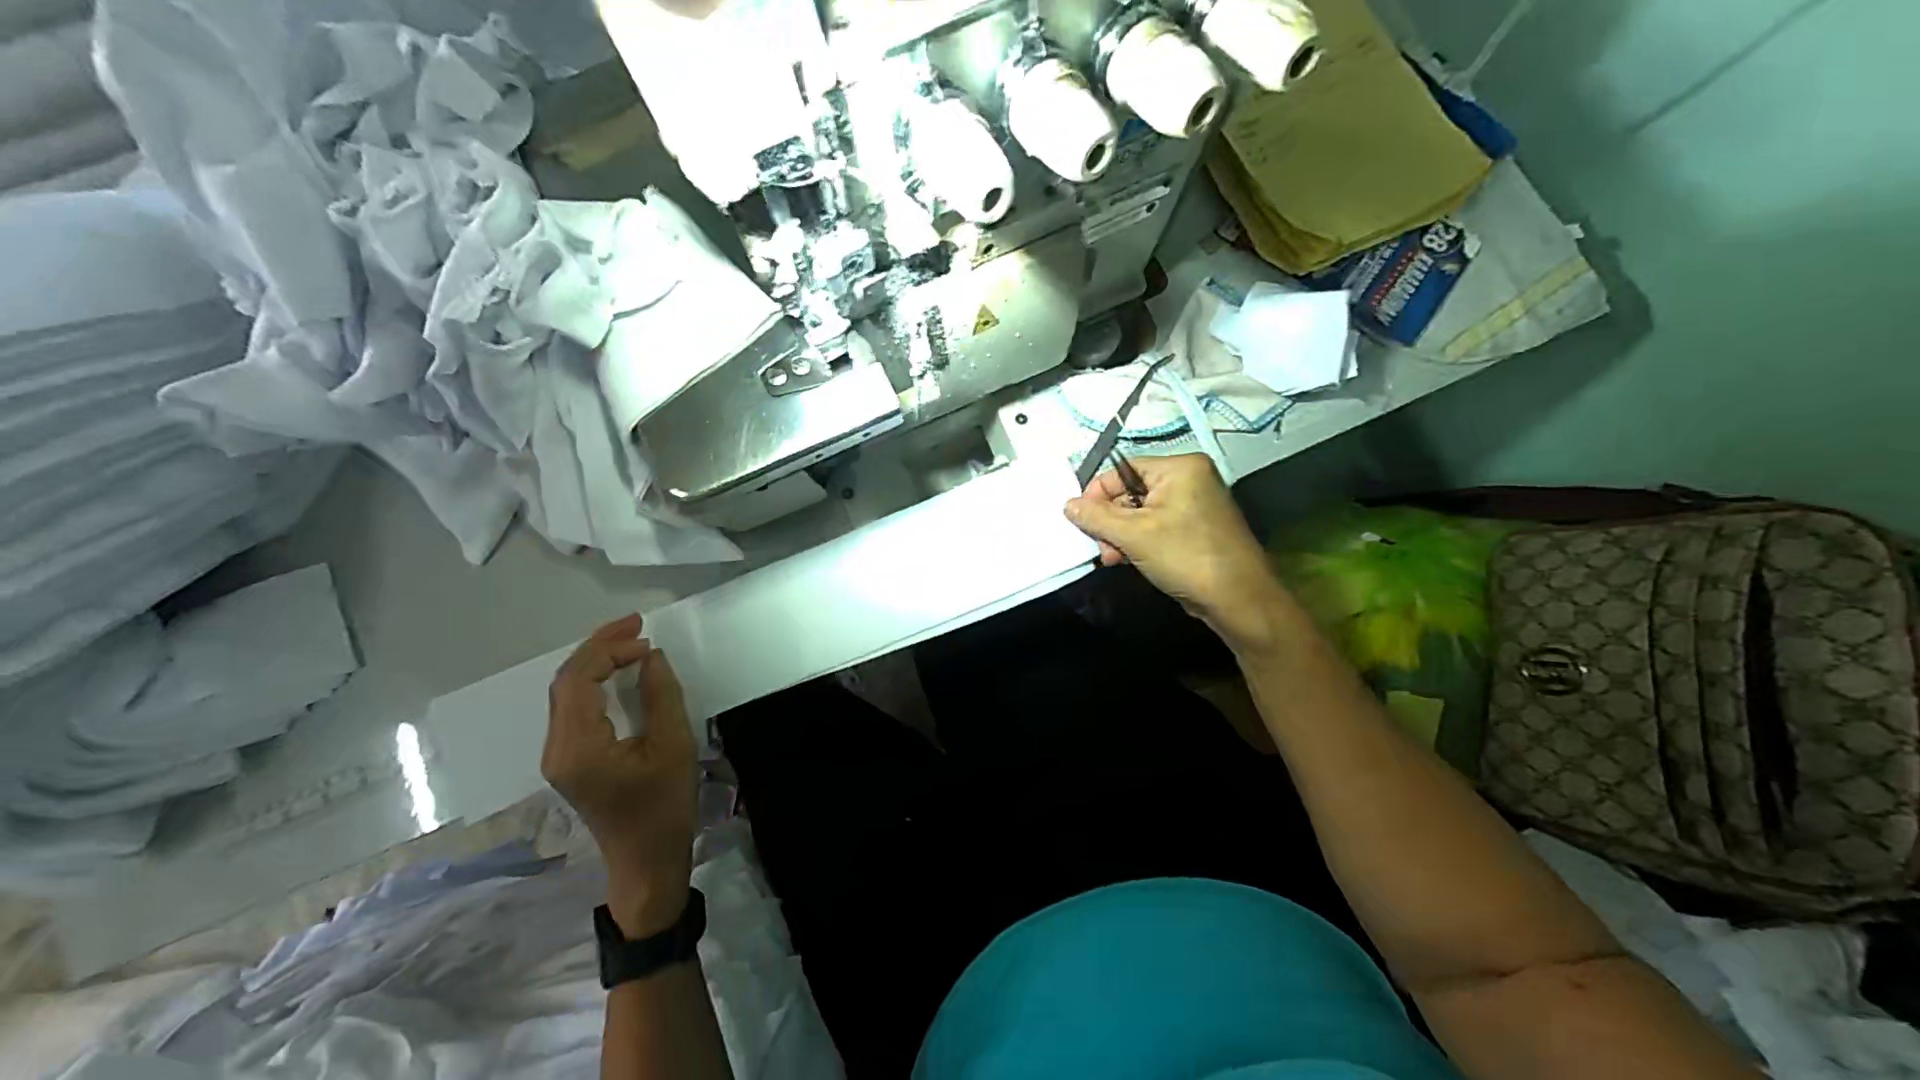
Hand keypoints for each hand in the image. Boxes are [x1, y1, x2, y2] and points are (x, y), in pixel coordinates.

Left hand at [543, 614, 698, 937]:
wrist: (646, 862)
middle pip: (565, 682)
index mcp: (577, 747)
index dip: (608, 650)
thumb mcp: (674, 748)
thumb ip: (661, 696)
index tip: (646, 640)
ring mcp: (558, 756)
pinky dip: (594, 683)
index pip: (578, 680)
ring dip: (596, 663)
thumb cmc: (664, 809)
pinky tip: (619, 673)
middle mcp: (556, 748)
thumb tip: (651, 657)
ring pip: (566, 693)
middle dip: (599, 648)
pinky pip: (573, 708)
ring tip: (631, 641)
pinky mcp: (569, 760)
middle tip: (637, 626)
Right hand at [1064, 453, 1284, 648]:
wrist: (1239, 599)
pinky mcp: (1196, 528)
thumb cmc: (1185, 557)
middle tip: (1100, 546)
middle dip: (1110, 520)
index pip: (1123, 469)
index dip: (1097, 494)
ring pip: (1141, 512)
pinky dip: (1139, 541)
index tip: (1079, 520)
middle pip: (1131, 491)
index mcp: (1179, 468)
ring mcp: (1195, 504)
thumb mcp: (1133, 535)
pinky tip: (1127, 560)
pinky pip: (1157, 526)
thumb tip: (1068, 504)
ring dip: (1121, 535)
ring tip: (1112, 558)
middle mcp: (1190, 479)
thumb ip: (1096, 517)